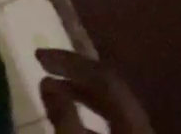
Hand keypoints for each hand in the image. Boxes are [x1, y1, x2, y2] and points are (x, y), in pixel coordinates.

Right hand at [36, 49, 152, 133]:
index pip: (103, 76)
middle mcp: (142, 124)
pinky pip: (112, 124)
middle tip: (43, 64)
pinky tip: (70, 120)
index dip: (70, 61)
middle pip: (109, 88)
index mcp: (134, 121)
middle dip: (74, 73)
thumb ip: (64, 117)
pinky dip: (88, 116)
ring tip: (51, 89)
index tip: (38, 55)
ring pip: (111, 107)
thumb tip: (45, 82)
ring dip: (79, 93)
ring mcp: (140, 133)